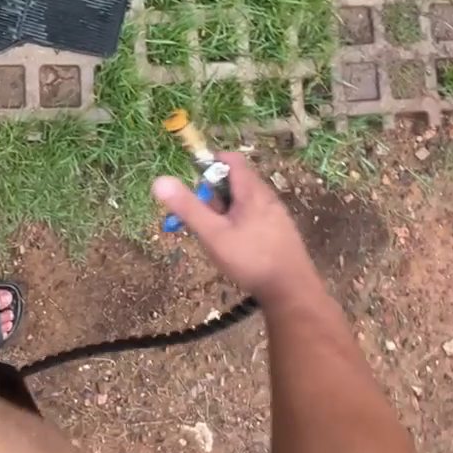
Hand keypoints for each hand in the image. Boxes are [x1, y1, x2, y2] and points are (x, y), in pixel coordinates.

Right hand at [152, 154, 320, 305]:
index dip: (210, 165)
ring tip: (218, 237)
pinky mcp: (281, 232)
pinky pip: (254, 216)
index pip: (231, 159)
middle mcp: (267, 197)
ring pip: (244, 201)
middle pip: (235, 182)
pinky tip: (237, 249)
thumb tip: (160, 181)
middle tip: (205, 220)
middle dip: (214, 196)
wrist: (292, 293)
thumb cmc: (250, 260)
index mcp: (252, 191)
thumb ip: (187, 207)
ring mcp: (277, 215)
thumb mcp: (213, 234)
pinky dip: (239, 223)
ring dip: (226, 212)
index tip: (197, 187)